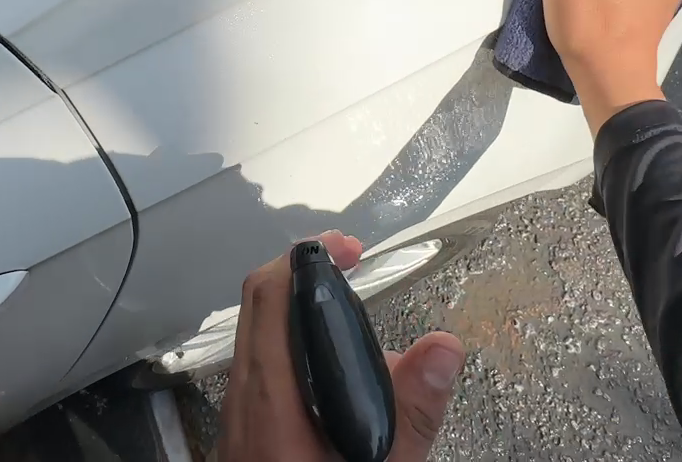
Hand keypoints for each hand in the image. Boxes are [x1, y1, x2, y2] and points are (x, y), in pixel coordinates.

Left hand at [217, 231, 466, 461]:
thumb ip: (410, 415)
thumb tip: (443, 347)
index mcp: (268, 395)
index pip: (269, 292)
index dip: (305, 256)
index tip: (348, 249)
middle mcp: (242, 394)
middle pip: (259, 301)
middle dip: (304, 273)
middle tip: (352, 269)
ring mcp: (237, 412)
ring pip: (258, 331)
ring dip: (298, 307)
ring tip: (349, 312)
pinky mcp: (242, 431)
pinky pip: (261, 363)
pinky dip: (293, 344)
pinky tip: (332, 370)